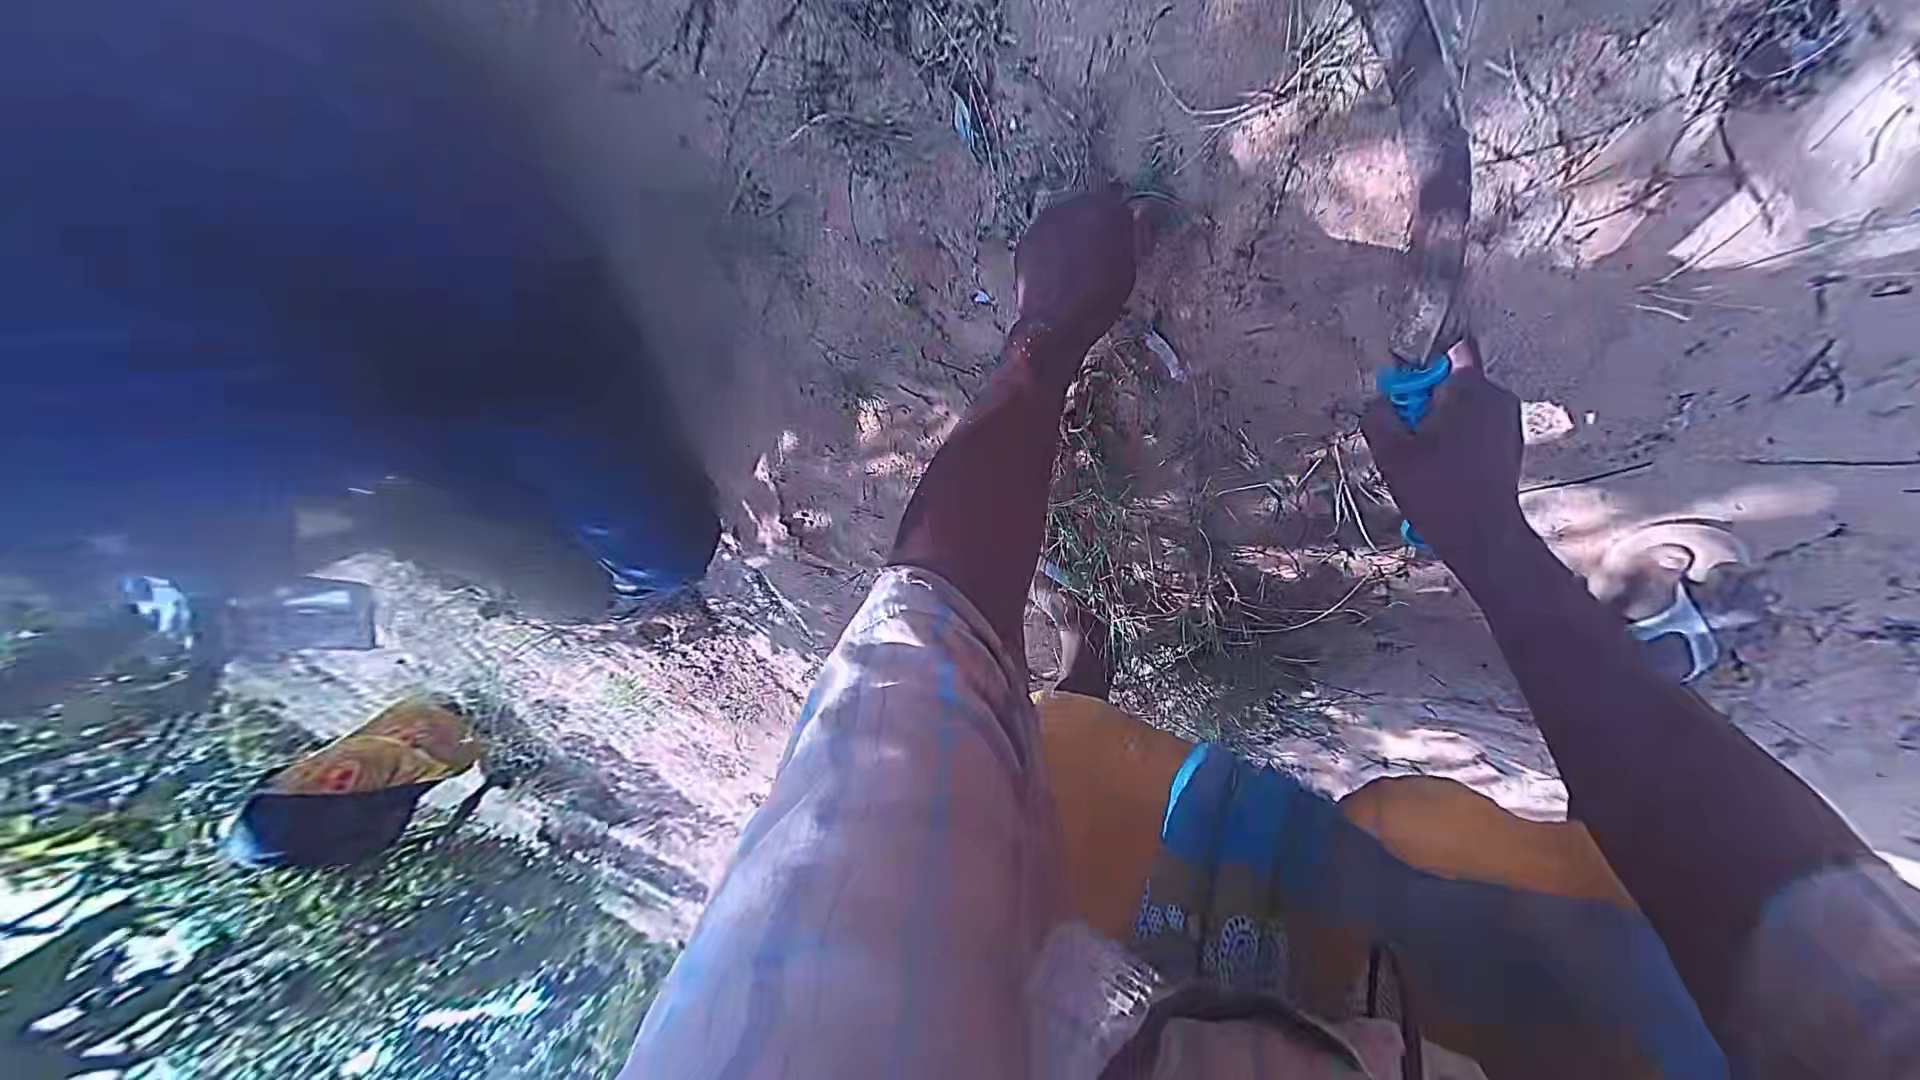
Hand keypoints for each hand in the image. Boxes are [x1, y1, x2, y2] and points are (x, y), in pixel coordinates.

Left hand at [1013, 188, 1137, 363]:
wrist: (1054, 325)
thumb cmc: (1094, 304)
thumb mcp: (1127, 271)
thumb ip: (1131, 240)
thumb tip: (1134, 225)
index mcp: (1106, 211)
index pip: (1119, 203)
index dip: (1121, 221)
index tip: (1123, 234)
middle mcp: (1073, 208)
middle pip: (1088, 208)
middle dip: (1094, 226)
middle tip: (1099, 251)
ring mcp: (1046, 223)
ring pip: (1064, 222)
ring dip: (1071, 236)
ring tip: (1077, 265)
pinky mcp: (1027, 241)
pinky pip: (1045, 238)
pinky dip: (1051, 249)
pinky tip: (1058, 271)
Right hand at [1361, 338, 1528, 564]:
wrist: (1478, 529)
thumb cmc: (1435, 487)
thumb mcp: (1389, 450)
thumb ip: (1378, 415)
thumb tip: (1379, 401)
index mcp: (1468, 389)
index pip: (1452, 351)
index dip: (1420, 369)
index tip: (1402, 397)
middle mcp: (1496, 396)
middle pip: (1453, 380)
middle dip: (1424, 400)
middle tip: (1404, 433)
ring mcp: (1507, 419)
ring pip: (1462, 404)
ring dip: (1437, 420)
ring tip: (1421, 455)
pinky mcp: (1509, 440)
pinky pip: (1474, 424)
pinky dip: (1454, 436)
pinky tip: (1440, 465)